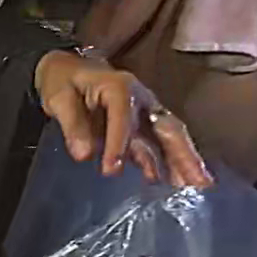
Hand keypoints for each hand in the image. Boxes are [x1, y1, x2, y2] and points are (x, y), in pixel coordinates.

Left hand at [35, 49, 213, 187]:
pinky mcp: (141, 126)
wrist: (66, 70)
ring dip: (183, 161)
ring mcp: (144, 113)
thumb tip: (84, 154)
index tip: (111, 170)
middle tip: (195, 180)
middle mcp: (140, 99)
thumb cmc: (63, 82)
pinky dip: (168, 162)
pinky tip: (176, 181)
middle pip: (165, 126)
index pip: (122, 118)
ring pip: (169, 137)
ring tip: (197, 185)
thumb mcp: (59, 99)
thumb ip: (72, 124)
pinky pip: (157, 144)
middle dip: (181, 153)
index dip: (118, 145)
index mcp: (119, 87)